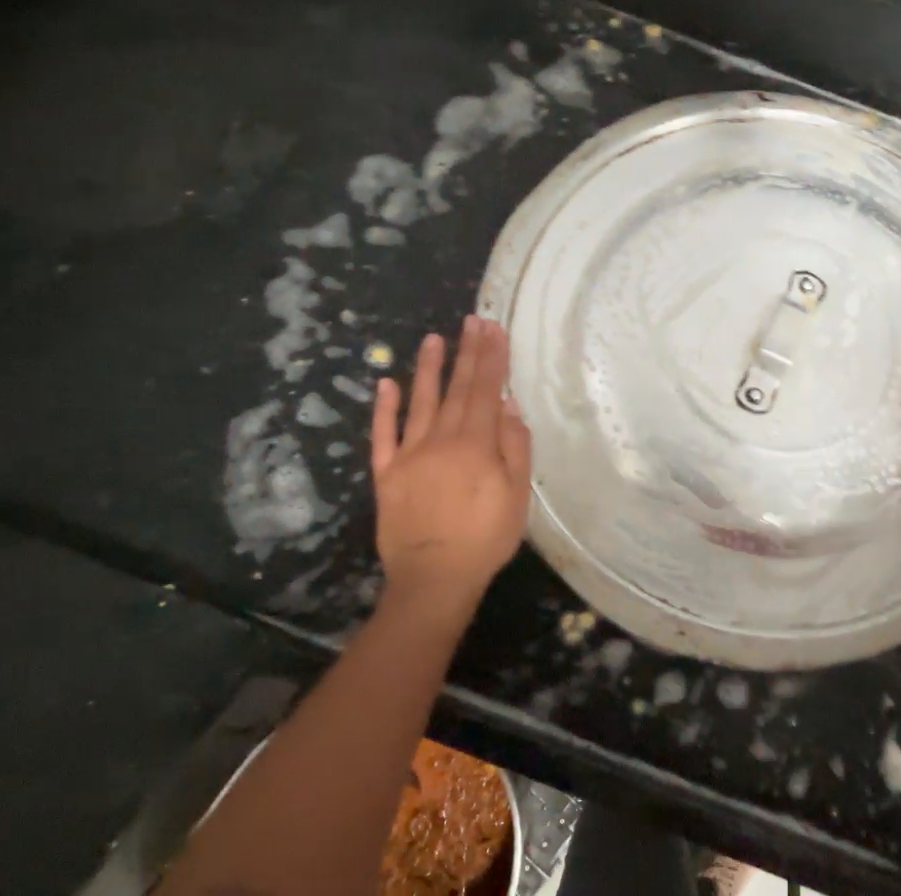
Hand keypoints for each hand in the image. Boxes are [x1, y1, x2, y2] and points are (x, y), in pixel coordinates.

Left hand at [370, 315, 532, 612]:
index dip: (491, 358)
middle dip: (467, 353)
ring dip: (429, 369)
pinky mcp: (386, 474)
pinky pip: (383, 435)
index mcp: (475, 444)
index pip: (485, 391)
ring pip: (420, 402)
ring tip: (434, 338)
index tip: (494, 329)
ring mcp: (409, 455)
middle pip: (456, 389)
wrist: (433, 578)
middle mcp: (440, 439)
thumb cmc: (485, 539)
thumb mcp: (516, 496)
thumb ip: (514, 448)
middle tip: (472, 321)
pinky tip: (386, 383)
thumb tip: (507, 406)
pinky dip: (384, 408)